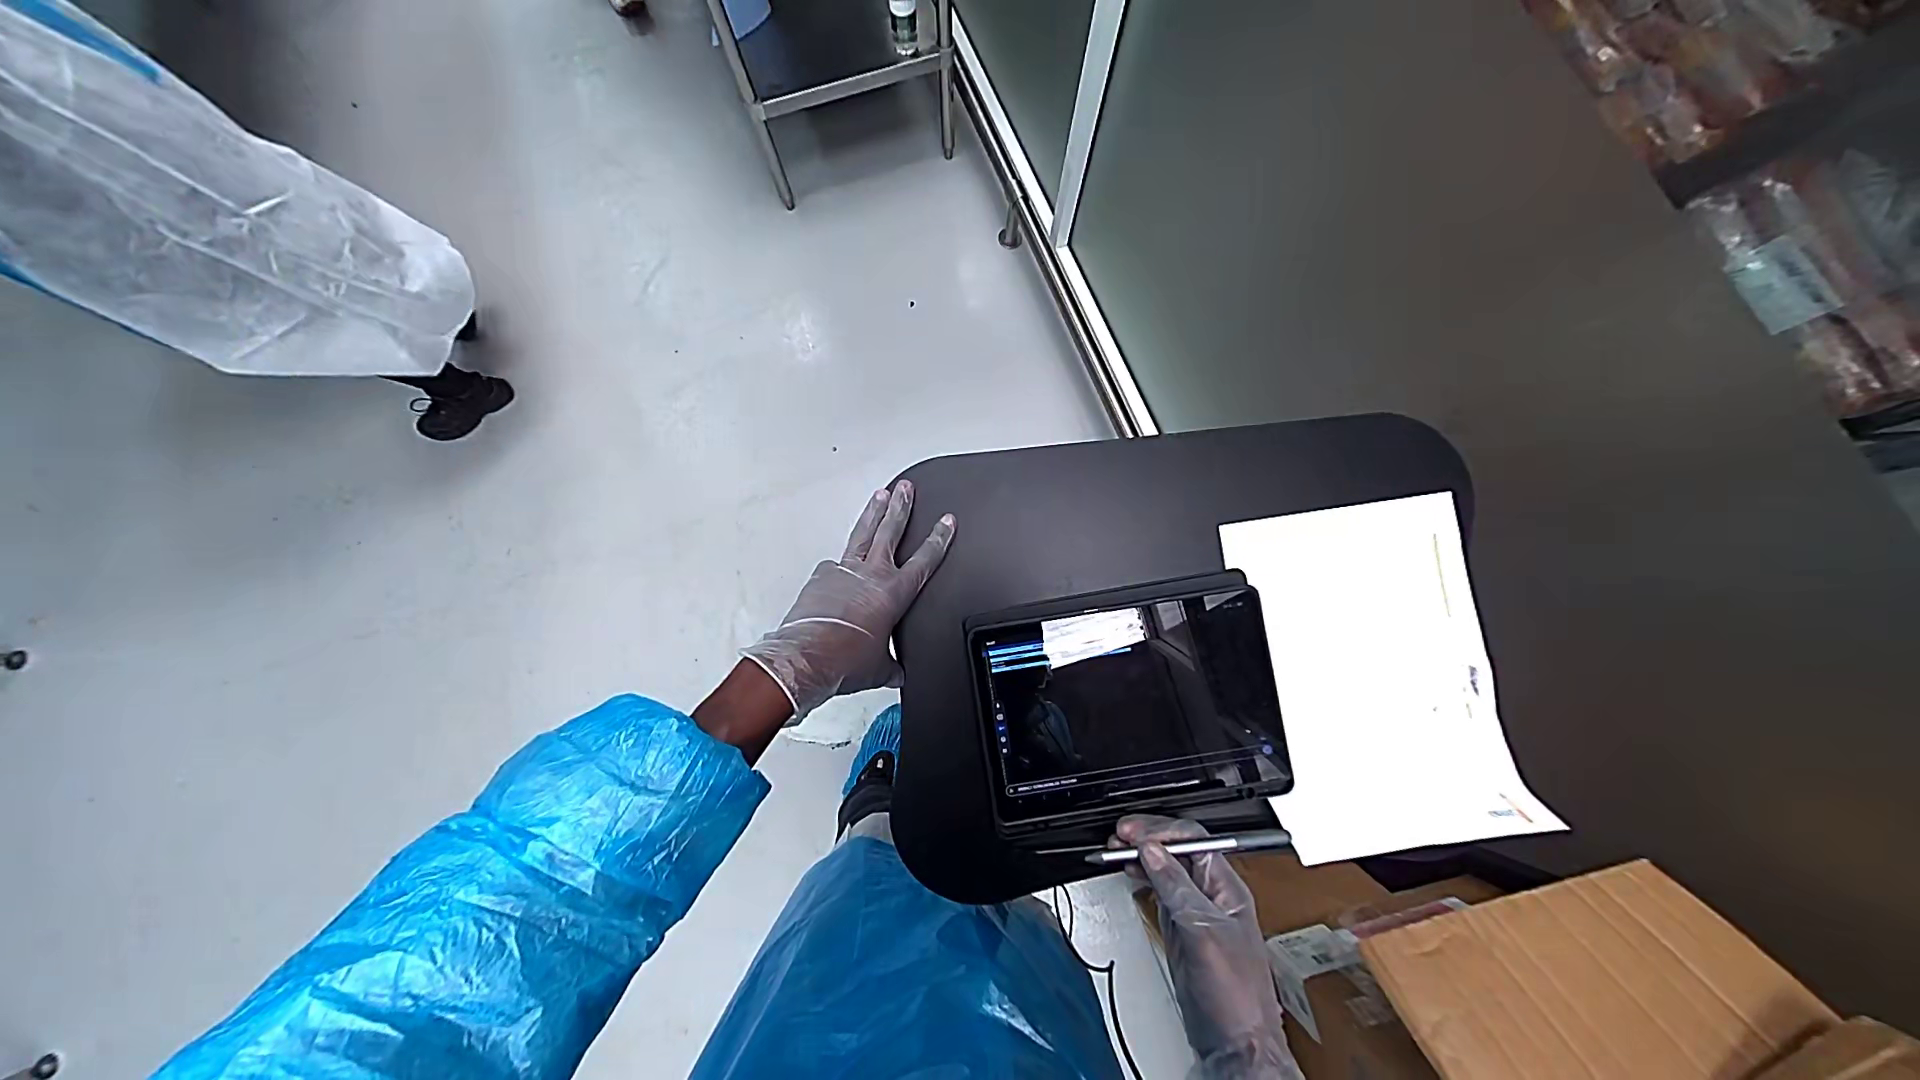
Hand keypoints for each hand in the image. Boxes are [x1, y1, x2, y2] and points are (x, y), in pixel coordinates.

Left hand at [741, 479, 955, 720]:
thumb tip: (896, 672)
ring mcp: (843, 572)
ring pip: (863, 534)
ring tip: (880, 495)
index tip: (946, 522)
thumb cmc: (844, 662)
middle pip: (890, 531)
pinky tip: (839, 563)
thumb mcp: (879, 668)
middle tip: (905, 489)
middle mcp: (871, 575)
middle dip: (901, 508)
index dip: (938, 538)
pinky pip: (834, 565)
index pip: (925, 558)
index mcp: (893, 593)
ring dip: (872, 513)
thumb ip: (891, 665)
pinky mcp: (820, 578)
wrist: (805, 660)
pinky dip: (839, 563)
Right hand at [1115, 815, 1301, 1079]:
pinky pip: (1158, 888)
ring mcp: (1195, 909)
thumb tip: (1152, 850)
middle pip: (1177, 848)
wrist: (1236, 1046)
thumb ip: (1176, 887)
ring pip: (1164, 866)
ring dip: (1140, 854)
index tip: (1132, 834)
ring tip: (1117, 849)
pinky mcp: (1180, 926)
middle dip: (1147, 837)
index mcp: (1226, 887)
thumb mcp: (1203, 932)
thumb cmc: (1237, 997)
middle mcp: (1211, 893)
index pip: (1192, 839)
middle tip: (1118, 837)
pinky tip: (1129, 872)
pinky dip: (1141, 876)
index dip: (1161, 831)